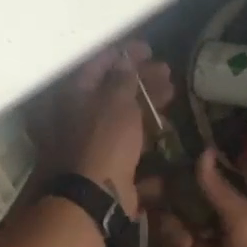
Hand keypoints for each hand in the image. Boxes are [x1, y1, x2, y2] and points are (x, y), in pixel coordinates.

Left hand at [43, 41, 172, 215]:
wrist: (96, 196)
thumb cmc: (104, 140)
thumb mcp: (116, 100)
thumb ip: (123, 77)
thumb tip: (124, 59)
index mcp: (74, 95)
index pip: (98, 64)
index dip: (125, 54)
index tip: (149, 49)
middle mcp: (78, 117)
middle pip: (112, 90)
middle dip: (141, 79)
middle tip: (167, 72)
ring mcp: (93, 143)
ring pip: (122, 116)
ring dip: (147, 104)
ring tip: (172, 93)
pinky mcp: (107, 165)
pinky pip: (127, 141)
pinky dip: (145, 131)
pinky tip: (164, 125)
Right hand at [158, 150, 246, 246]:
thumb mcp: (241, 218)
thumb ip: (217, 189)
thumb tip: (205, 150)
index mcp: (216, 212)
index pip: (181, 197)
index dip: (161, 195)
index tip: (143, 193)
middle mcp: (203, 232)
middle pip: (166, 227)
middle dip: (174, 237)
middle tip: (189, 244)